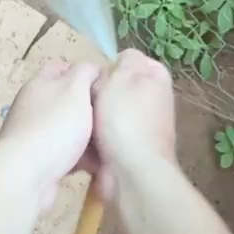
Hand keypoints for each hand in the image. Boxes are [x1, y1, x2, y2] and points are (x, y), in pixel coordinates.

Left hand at [0, 61, 99, 212]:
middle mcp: (36, 106)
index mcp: (40, 84)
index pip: (63, 68)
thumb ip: (85, 73)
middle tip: (115, 117)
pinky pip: (69, 154)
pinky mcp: (43, 160)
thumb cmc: (53, 126)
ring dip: (91, 136)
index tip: (109, 84)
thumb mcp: (74, 90)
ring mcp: (38, 134)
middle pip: (69, 101)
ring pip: (71, 129)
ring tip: (114, 142)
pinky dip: (84, 157)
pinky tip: (102, 165)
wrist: (27, 175)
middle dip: (92, 108)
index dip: (86, 73)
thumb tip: (93, 68)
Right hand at [91, 49, 176, 199]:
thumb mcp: (122, 78)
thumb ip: (123, 62)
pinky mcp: (127, 149)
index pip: (130, 59)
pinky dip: (94, 135)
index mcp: (155, 79)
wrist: (133, 174)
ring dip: (92, 114)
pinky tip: (82, 137)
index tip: (97, 74)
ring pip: (106, 110)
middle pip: (116, 86)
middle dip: (98, 90)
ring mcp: (140, 127)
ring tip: (78, 117)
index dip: (111, 64)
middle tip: (83, 95)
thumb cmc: (126, 119)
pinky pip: (104, 133)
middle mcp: (152, 101)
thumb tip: (122, 63)